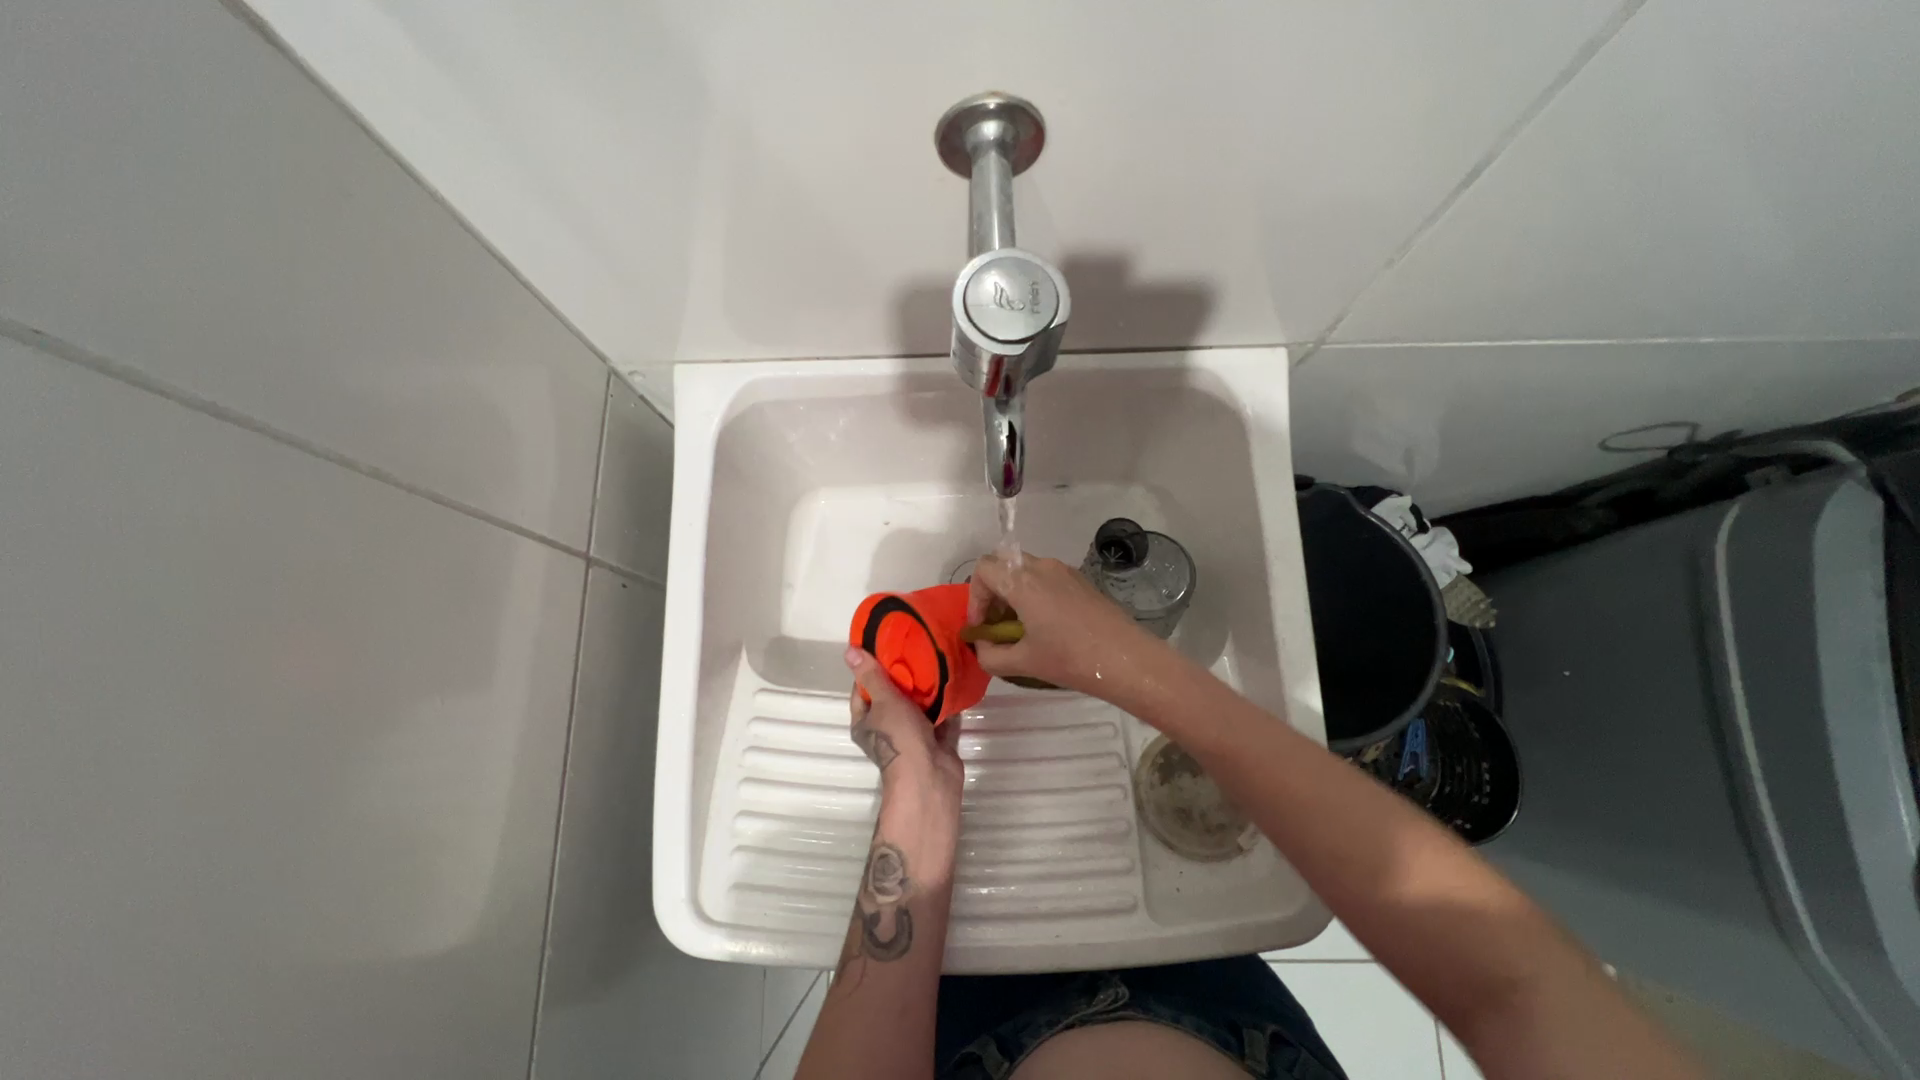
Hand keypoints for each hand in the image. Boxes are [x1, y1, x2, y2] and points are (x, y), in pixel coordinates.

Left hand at [845, 647, 963, 810]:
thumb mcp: (883, 700)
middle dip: (904, 677)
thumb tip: (849, 649)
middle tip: (916, 649)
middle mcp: (886, 730)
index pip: (862, 690)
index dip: (870, 669)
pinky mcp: (935, 741)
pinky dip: (946, 704)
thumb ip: (871, 675)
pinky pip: (940, 717)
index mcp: (865, 722)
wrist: (929, 774)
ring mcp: (911, 736)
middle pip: (892, 697)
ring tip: (937, 660)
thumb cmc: (899, 736)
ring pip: (918, 708)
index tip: (886, 647)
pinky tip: (954, 682)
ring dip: (927, 690)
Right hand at [965, 553, 1168, 698]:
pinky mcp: (1081, 581)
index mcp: (1023, 581)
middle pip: (1003, 565)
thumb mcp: (1024, 663)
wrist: (1127, 659)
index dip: (975, 597)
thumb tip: (982, 647)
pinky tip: (1045, 627)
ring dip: (1013, 594)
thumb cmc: (1071, 659)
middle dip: (992, 593)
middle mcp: (1043, 567)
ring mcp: (1064, 572)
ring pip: (1025, 571)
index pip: (984, 569)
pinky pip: (1046, 579)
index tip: (981, 626)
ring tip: (1019, 629)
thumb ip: (991, 656)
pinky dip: (1034, 595)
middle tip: (996, 625)